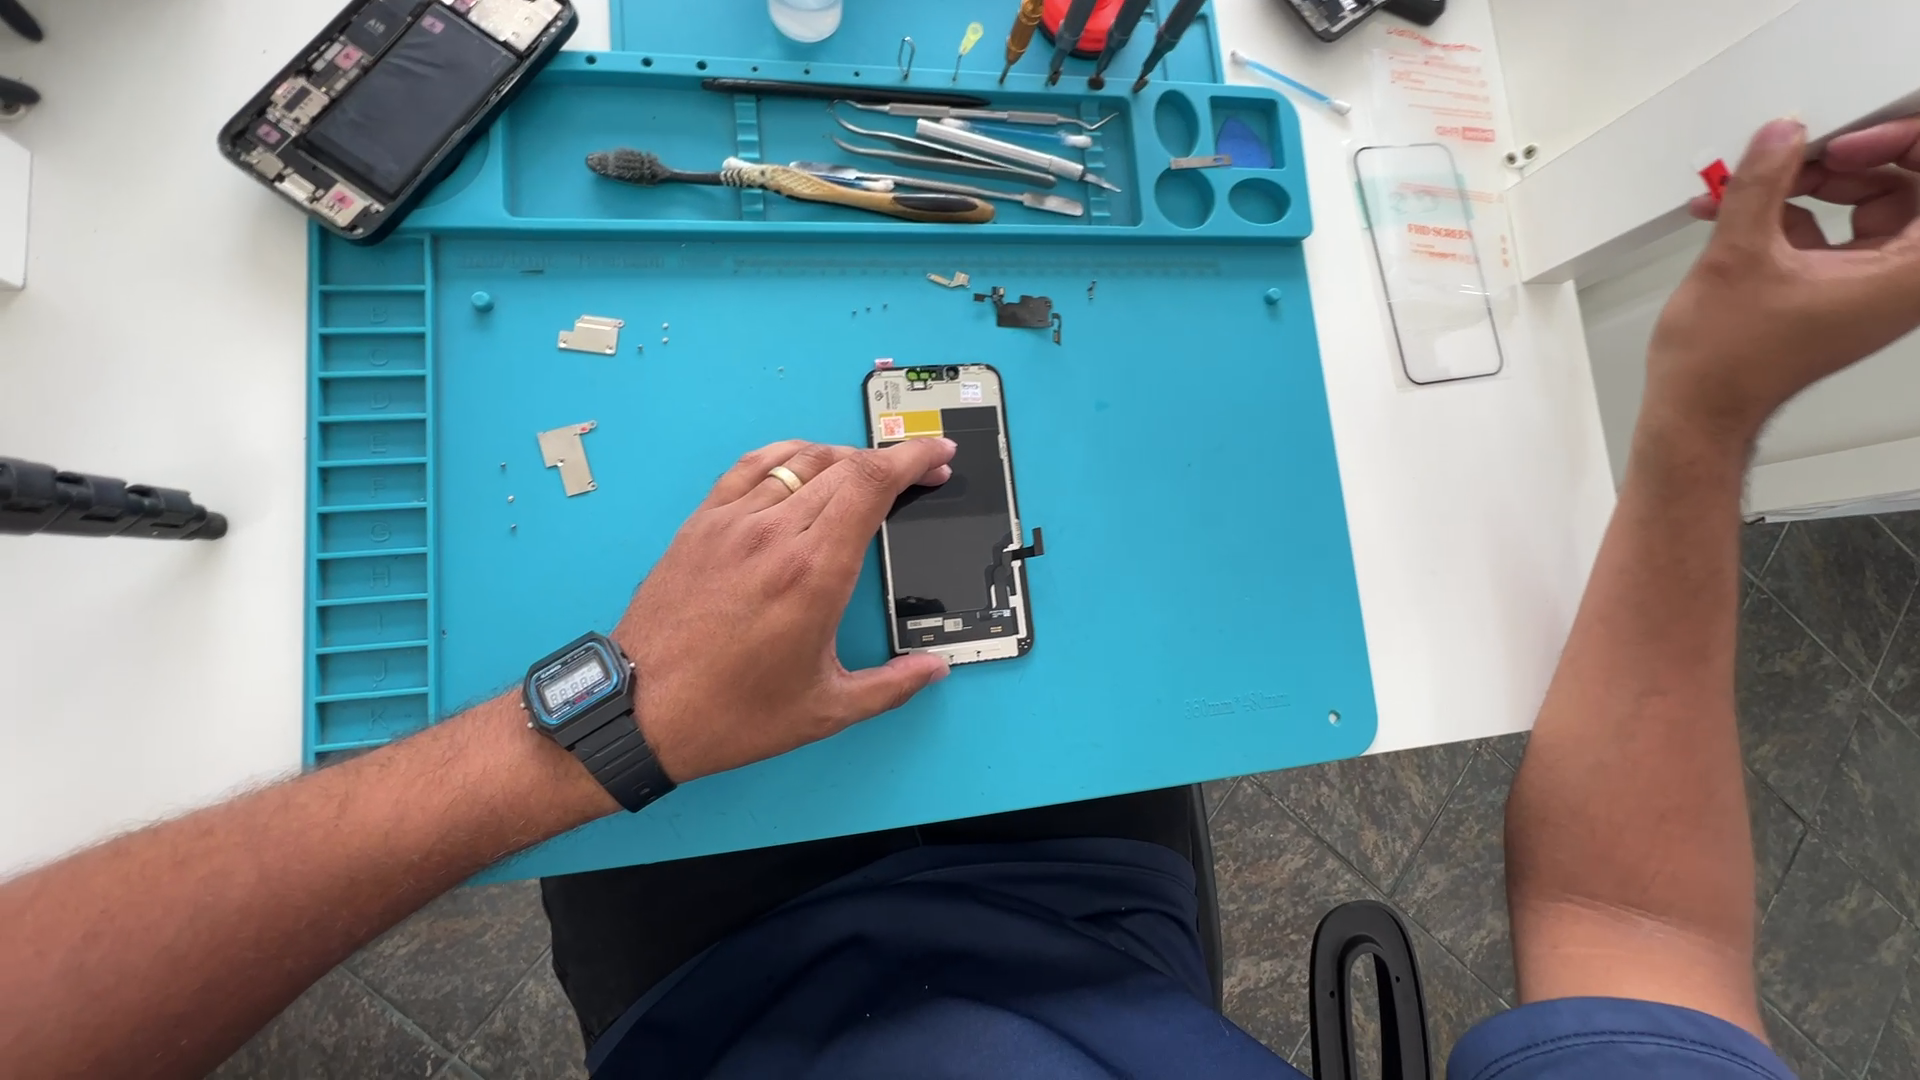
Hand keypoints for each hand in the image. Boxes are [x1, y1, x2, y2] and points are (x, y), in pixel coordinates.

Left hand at [610, 438, 957, 782]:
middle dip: (893, 460)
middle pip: (847, 465)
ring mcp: (734, 523)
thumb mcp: (826, 709)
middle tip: (918, 473)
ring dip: (846, 455)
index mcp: (815, 572)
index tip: (937, 456)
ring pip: (803, 459)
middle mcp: (776, 534)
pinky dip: (788, 454)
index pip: (873, 484)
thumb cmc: (731, 713)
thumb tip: (933, 670)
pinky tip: (803, 461)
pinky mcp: (702, 523)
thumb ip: (891, 686)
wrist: (642, 712)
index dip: (913, 459)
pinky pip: (752, 466)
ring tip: (867, 470)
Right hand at [1648, 117, 1919, 443]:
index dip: (1900, 141)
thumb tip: (1782, 136)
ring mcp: (1875, 286)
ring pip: (1872, 206)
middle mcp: (1909, 277)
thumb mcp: (1736, 259)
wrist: (1695, 410)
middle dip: (1847, 164)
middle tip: (1795, 158)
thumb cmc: (1724, 362)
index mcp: (1914, 269)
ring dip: (1810, 190)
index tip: (1842, 141)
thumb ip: (1762, 188)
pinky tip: (1742, 217)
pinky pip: (1836, 236)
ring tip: (1753, 189)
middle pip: (1912, 184)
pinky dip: (1792, 220)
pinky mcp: (1840, 294)